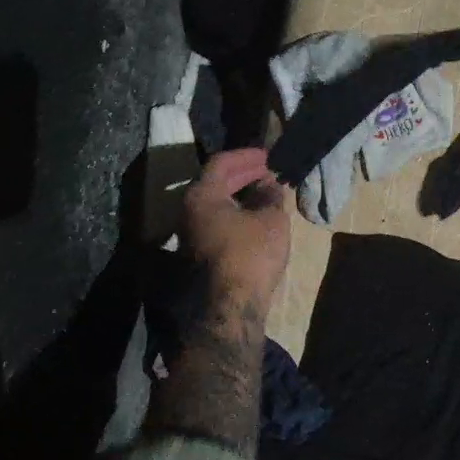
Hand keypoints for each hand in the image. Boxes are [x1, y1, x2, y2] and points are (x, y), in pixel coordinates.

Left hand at [182, 147, 289, 318]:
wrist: (230, 304)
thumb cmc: (251, 254)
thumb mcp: (271, 220)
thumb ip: (270, 196)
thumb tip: (269, 184)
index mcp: (201, 195)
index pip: (221, 163)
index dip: (245, 156)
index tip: (267, 155)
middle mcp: (189, 210)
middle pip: (215, 183)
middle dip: (242, 175)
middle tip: (267, 171)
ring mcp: (190, 233)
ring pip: (216, 204)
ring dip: (240, 195)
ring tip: (265, 194)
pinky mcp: (199, 253)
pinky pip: (217, 221)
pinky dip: (236, 213)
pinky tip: (255, 219)